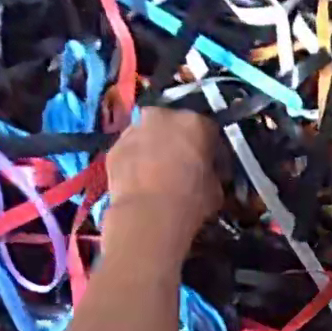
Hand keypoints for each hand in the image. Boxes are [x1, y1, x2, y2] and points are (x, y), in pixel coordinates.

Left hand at [105, 108, 223, 232]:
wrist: (149, 214)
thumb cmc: (192, 199)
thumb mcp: (217, 189)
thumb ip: (212, 174)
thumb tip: (207, 175)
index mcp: (195, 123)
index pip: (209, 132)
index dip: (212, 151)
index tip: (213, 167)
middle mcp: (163, 116)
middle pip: (174, 125)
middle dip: (179, 143)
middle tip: (184, 167)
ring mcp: (134, 129)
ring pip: (148, 135)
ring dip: (155, 149)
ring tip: (159, 175)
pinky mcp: (114, 147)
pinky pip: (131, 151)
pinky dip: (136, 162)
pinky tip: (142, 182)